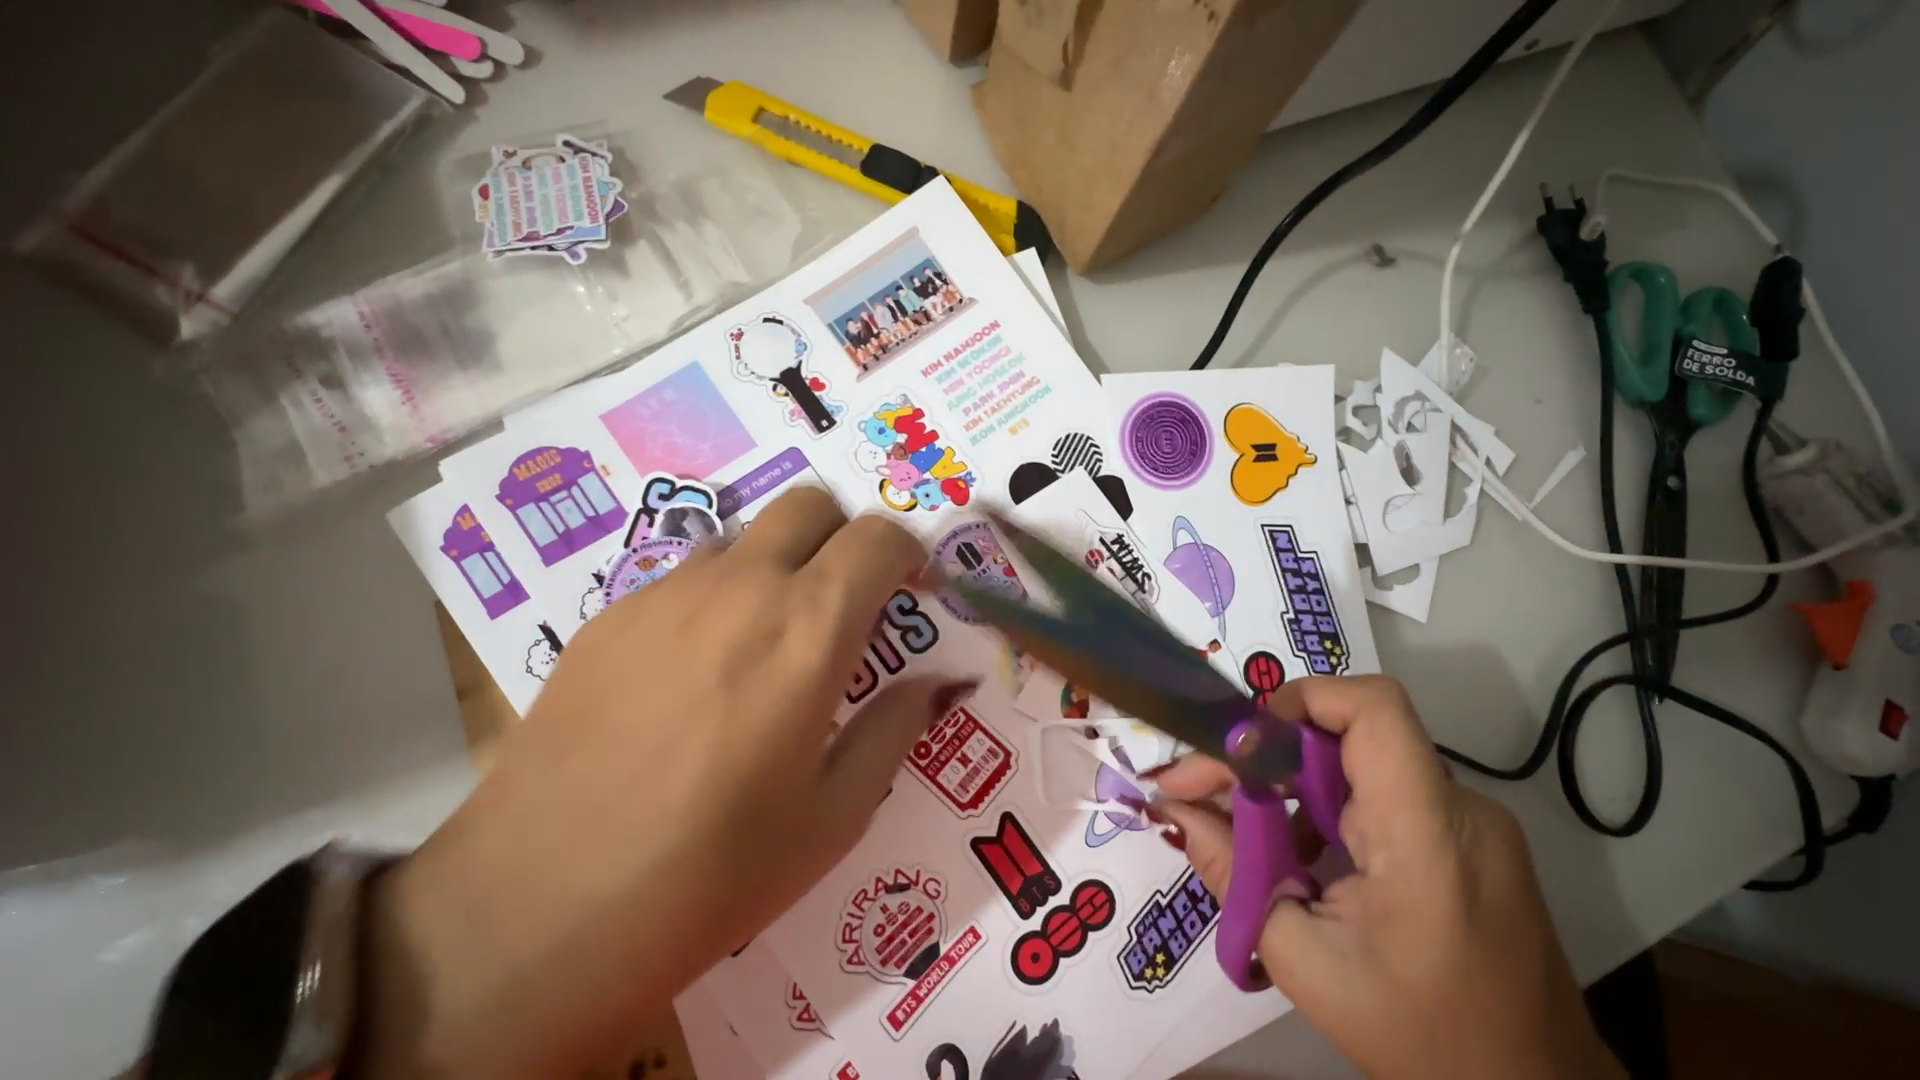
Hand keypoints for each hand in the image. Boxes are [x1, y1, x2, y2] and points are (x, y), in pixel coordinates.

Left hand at [356, 489, 971, 1078]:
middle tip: (846, 605)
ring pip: (739, 540)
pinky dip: (710, 602)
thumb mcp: (834, 817)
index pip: (877, 537)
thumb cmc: (716, 873)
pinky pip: (678, 581)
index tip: (913, 590)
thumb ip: (894, 730)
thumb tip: (937, 682)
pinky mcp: (604, 620)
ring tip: (764, 646)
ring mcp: (662, 596)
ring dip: (773, 567)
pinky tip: (690, 679)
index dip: (908, 552)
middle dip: (842, 538)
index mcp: (809, 628)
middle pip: (807, 505)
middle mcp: (738, 587)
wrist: (542, 907)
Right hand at [1152, 676, 1622, 1079]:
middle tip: (1198, 788)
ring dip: (1293, 780)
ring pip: (1363, 762)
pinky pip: (1386, 792)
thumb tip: (1174, 806)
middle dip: (1267, 750)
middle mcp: (1460, 808)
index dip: (1300, 700)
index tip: (1235, 743)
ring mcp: (1472, 820)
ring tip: (1238, 826)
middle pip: (1353, 733)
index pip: (1374, 710)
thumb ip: (1233, 872)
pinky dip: (1328, 806)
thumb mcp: (1306, 962)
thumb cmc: (1423, 1039)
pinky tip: (1299, 853)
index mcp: (1427, 837)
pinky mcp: (1470, 837)